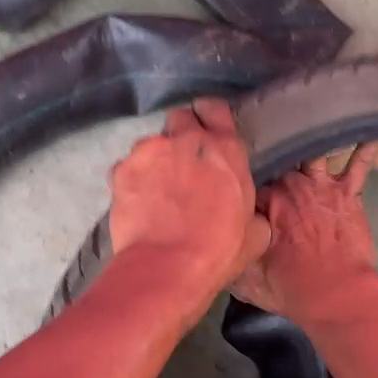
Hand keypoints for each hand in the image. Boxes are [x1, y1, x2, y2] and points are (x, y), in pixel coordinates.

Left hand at [109, 99, 268, 292]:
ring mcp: (150, 152)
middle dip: (181, 136)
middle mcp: (187, 140)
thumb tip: (250, 215)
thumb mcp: (255, 233)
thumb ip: (252, 210)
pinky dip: (133, 180)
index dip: (210, 116)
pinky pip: (128, 168)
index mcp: (226, 149)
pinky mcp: (121, 170)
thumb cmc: (218, 250)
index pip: (216, 109)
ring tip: (158, 191)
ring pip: (152, 145)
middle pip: (180, 119)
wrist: (167, 267)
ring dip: (156, 160)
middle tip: (184, 163)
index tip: (207, 129)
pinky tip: (139, 204)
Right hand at [232, 142, 377, 322]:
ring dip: (313, 138)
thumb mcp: (245, 280)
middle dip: (274, 149)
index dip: (243, 175)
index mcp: (263, 202)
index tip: (236, 169)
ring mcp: (321, 186)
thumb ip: (230, 256)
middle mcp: (291, 185)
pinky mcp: (348, 193)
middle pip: (280, 160)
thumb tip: (216, 244)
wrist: (336, 294)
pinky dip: (366, 149)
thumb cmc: (291, 288)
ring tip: (311, 116)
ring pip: (314, 152)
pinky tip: (372, 131)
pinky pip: (359, 165)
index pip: (248, 179)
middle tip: (270, 136)